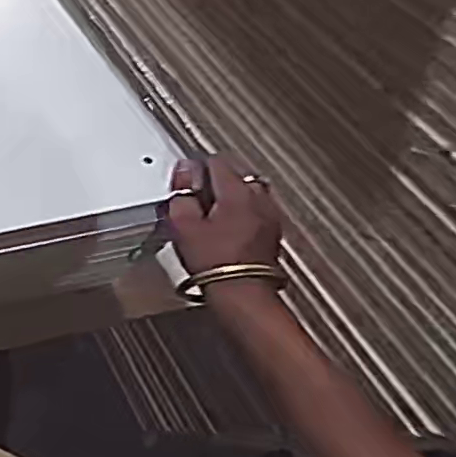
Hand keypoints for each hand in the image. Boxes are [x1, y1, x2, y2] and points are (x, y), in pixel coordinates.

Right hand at [167, 154, 281, 275]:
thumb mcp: (182, 223)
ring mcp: (269, 217)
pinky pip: (256, 210)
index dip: (195, 168)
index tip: (183, 180)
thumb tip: (185, 175)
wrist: (241, 294)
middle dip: (214, 180)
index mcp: (237, 193)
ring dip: (230, 195)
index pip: (215, 162)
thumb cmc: (215, 262)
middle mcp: (259, 200)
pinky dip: (241, 211)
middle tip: (194, 195)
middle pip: (235, 174)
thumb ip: (182, 193)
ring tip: (209, 211)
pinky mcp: (272, 234)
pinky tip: (225, 227)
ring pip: (248, 191)